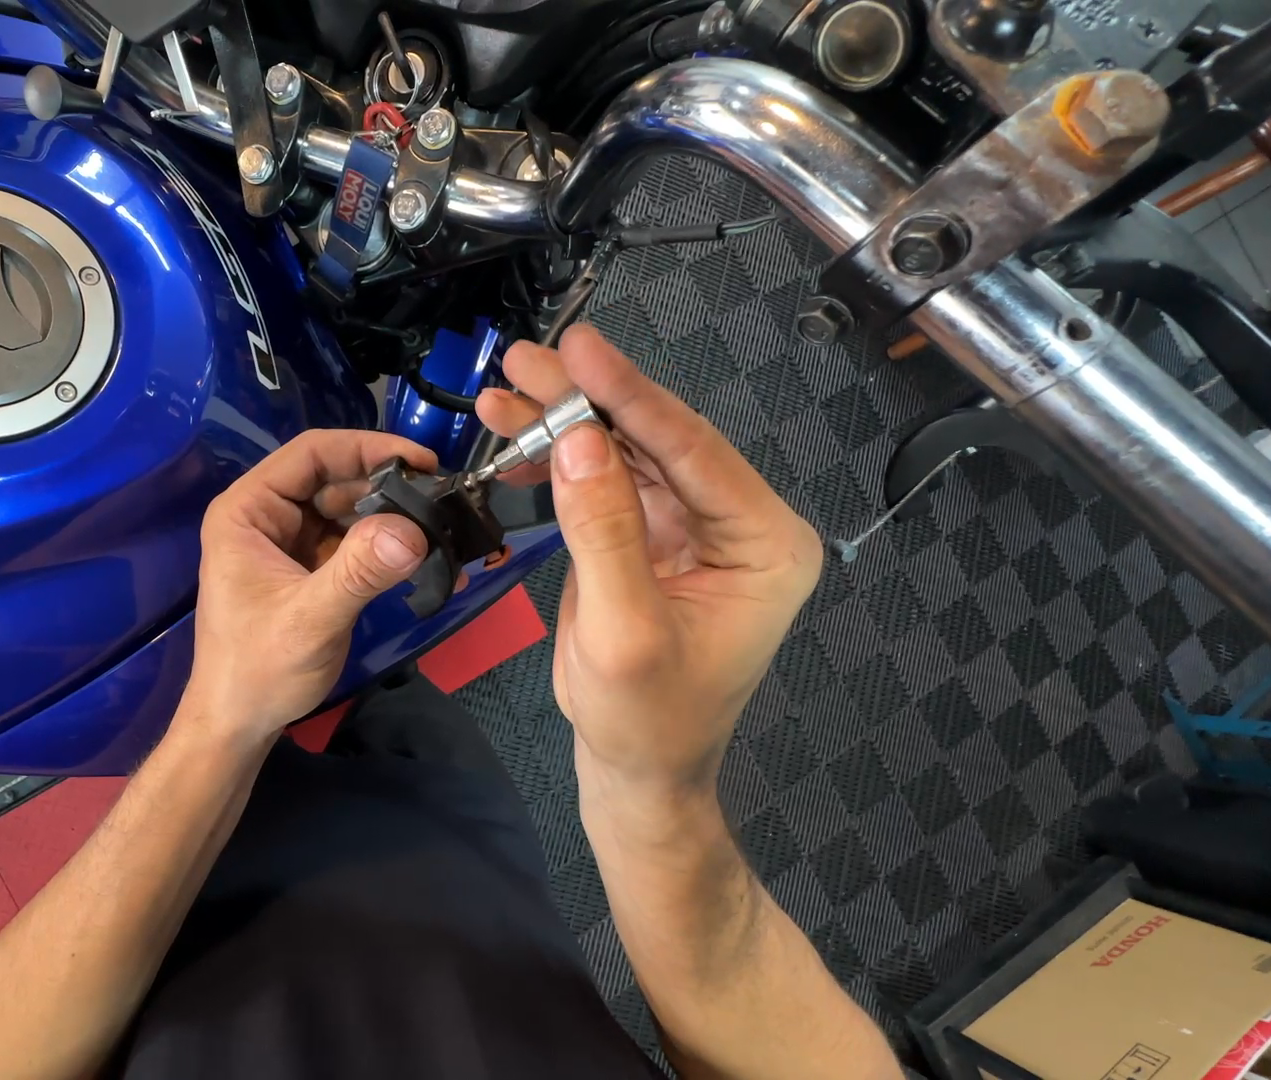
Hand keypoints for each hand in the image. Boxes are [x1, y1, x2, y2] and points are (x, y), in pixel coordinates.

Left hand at [181, 430, 437, 744]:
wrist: (239, 724)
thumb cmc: (257, 669)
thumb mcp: (309, 619)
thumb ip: (358, 572)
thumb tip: (414, 530)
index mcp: (249, 510)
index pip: (311, 453)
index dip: (366, 448)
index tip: (421, 462)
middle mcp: (269, 516)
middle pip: (336, 479)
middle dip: (389, 487)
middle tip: (444, 500)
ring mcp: (291, 542)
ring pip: (350, 509)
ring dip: (394, 517)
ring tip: (444, 528)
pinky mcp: (312, 569)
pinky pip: (355, 543)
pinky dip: (388, 547)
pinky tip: (427, 557)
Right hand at [476, 325, 822, 796]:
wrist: (635, 767)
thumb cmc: (647, 718)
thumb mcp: (625, 631)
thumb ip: (603, 532)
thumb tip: (576, 441)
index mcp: (763, 542)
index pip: (692, 451)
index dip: (630, 397)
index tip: (579, 349)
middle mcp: (733, 522)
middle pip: (656, 440)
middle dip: (587, 400)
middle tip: (528, 359)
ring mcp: (687, 526)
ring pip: (623, 454)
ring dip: (564, 423)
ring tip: (507, 391)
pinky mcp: (645, 536)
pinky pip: (601, 483)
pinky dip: (558, 461)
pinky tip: (517, 440)